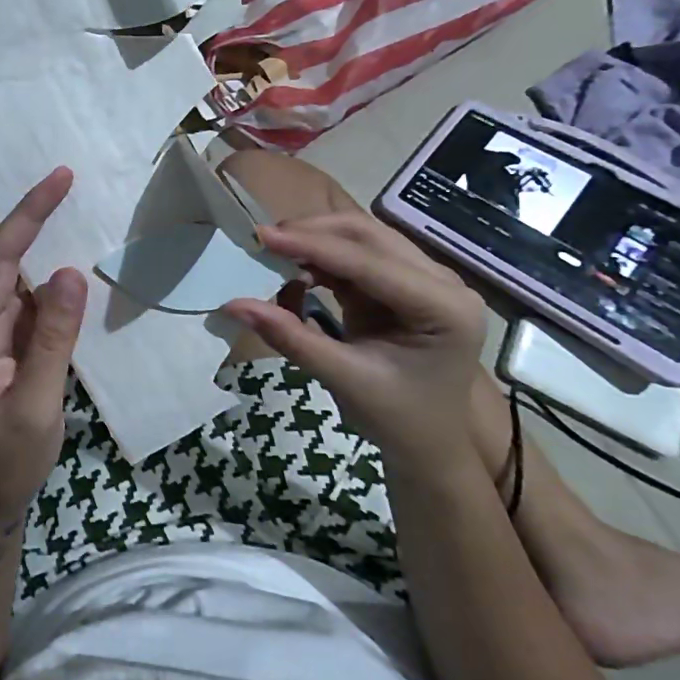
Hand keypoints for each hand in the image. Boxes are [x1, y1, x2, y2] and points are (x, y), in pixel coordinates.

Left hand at [0, 167, 87, 523]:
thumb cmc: (5, 458)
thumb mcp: (35, 402)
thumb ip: (53, 339)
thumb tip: (72, 271)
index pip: (0, 259)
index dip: (28, 216)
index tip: (59, 179)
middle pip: (6, 257)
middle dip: (35, 215)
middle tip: (69, 178)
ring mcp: (0, 333)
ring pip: (21, 275)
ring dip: (45, 239)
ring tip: (77, 207)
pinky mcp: (17, 346)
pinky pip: (37, 301)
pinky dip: (57, 277)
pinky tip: (79, 266)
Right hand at [223, 211, 486, 470]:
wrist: (427, 445)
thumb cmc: (398, 419)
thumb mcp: (345, 380)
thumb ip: (292, 338)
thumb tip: (234, 304)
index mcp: (445, 307)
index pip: (369, 262)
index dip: (313, 245)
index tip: (262, 235)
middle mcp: (441, 281)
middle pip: (368, 235)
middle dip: (313, 234)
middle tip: (263, 241)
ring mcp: (422, 277)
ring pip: (360, 238)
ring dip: (315, 242)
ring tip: (273, 255)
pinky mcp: (399, 282)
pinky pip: (354, 257)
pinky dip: (321, 261)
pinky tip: (295, 276)